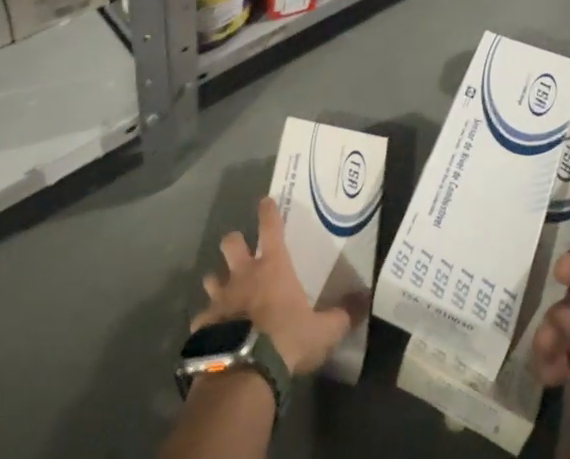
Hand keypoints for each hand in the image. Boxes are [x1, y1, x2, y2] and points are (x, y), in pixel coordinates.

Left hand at [192, 197, 364, 375]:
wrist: (246, 368)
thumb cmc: (288, 339)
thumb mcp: (324, 331)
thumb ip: (343, 314)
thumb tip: (365, 299)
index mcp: (272, 268)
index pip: (271, 228)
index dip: (268, 212)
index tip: (266, 201)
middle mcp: (242, 275)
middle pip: (230, 244)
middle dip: (235, 243)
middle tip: (241, 251)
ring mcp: (220, 298)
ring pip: (211, 277)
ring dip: (218, 282)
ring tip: (226, 293)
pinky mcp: (204, 323)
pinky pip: (205, 316)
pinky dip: (211, 321)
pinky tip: (216, 333)